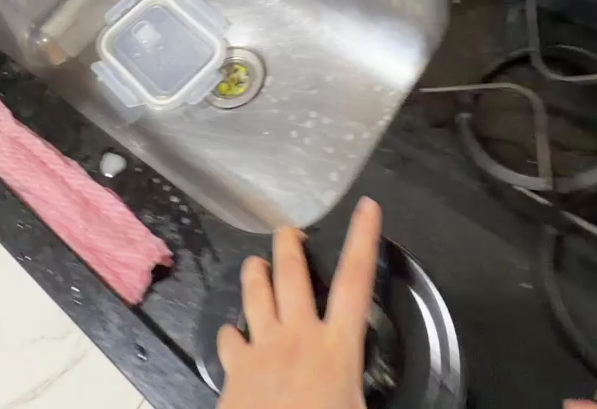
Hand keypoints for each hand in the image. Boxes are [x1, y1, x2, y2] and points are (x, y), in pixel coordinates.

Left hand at [215, 197, 382, 408]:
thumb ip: (361, 391)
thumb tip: (363, 390)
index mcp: (336, 348)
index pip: (356, 282)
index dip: (364, 240)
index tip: (368, 205)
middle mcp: (297, 337)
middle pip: (291, 274)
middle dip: (289, 243)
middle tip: (288, 229)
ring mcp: (261, 350)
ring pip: (254, 292)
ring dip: (255, 273)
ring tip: (256, 264)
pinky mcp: (233, 371)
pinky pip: (228, 338)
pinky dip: (231, 333)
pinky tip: (233, 336)